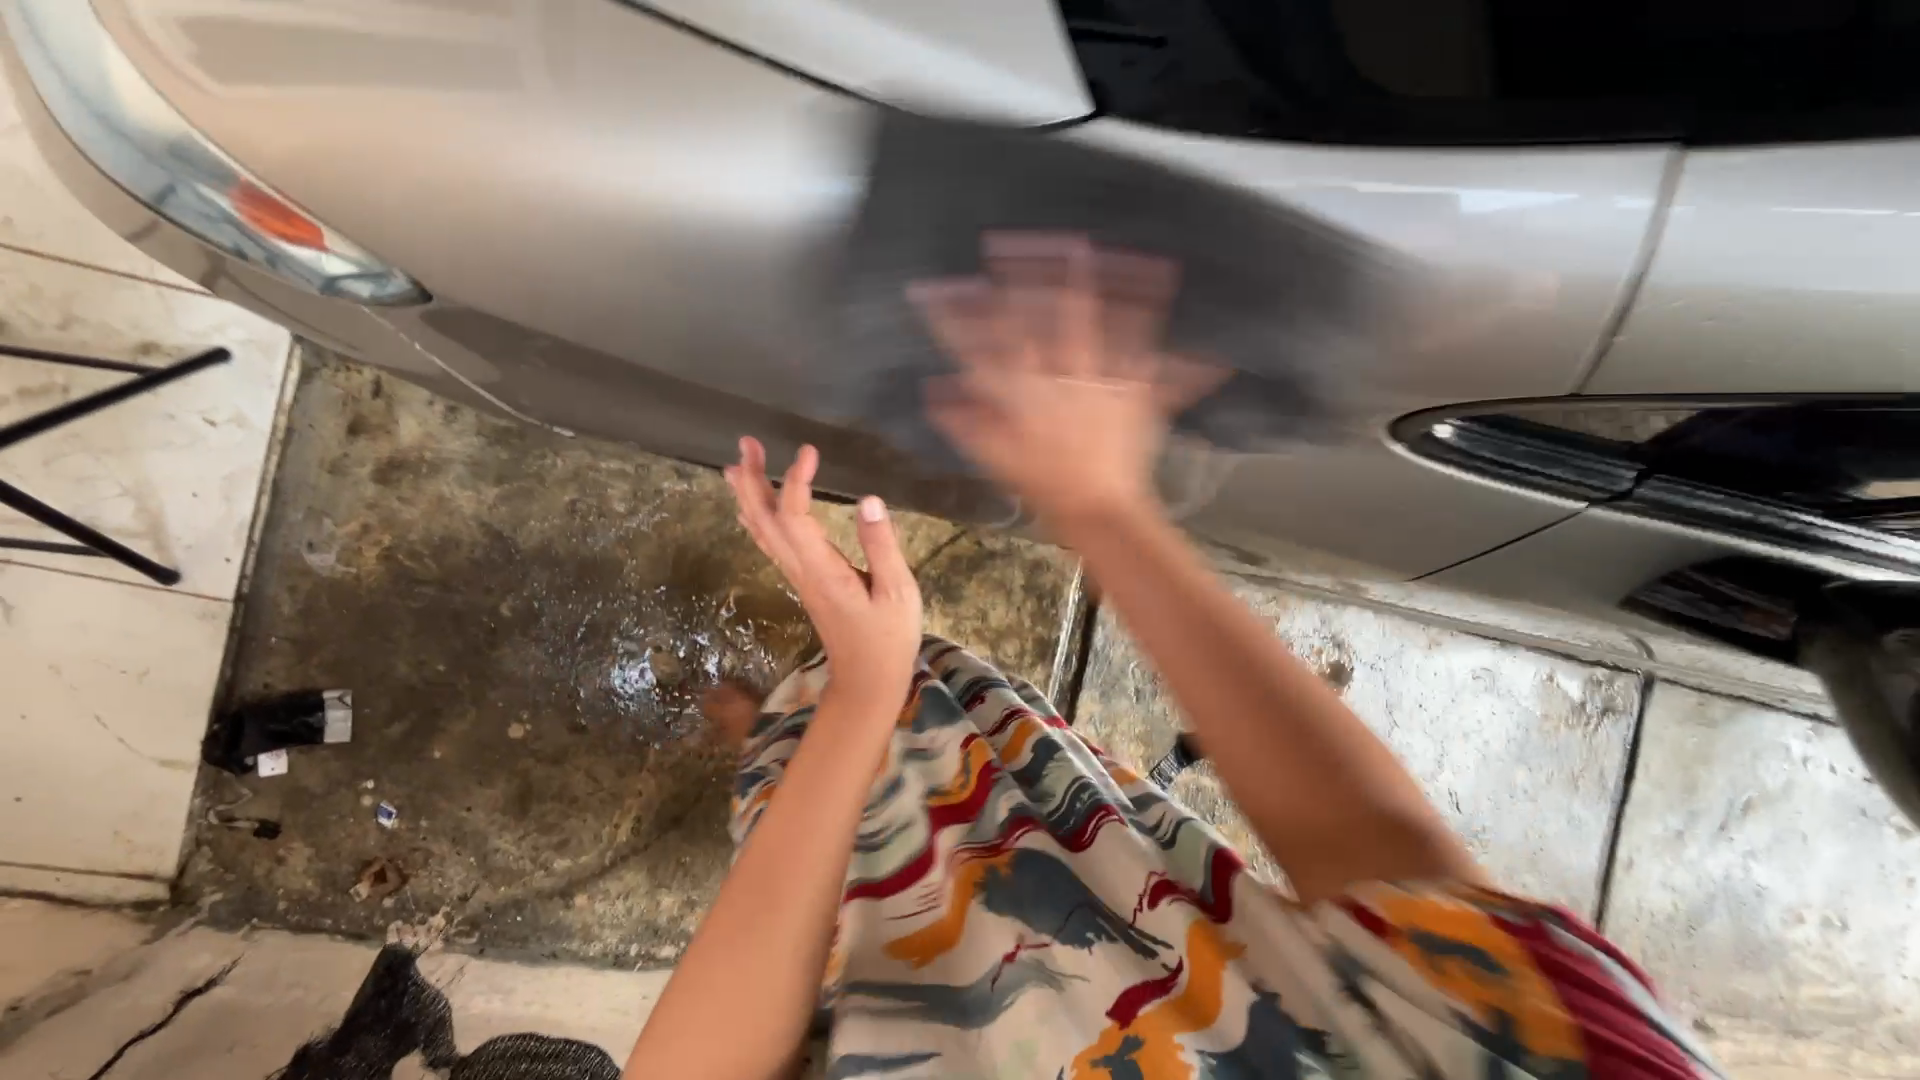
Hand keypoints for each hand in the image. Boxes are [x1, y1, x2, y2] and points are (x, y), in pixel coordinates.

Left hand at [725, 437, 922, 705]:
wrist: (867, 680)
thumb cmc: (887, 638)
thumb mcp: (897, 592)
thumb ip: (882, 546)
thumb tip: (868, 499)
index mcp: (822, 570)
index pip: (795, 517)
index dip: (797, 481)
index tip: (809, 451)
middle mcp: (801, 570)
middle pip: (764, 520)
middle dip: (753, 480)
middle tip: (747, 443)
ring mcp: (798, 577)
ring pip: (762, 532)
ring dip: (748, 496)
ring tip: (738, 464)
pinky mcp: (803, 582)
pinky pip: (770, 544)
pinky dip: (757, 519)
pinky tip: (752, 508)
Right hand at [908, 233, 1223, 526]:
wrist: (1099, 511)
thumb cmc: (1045, 488)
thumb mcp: (997, 458)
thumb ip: (966, 422)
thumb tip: (933, 392)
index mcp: (1025, 395)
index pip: (988, 346)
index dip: (963, 313)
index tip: (947, 286)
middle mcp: (1060, 379)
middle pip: (1038, 322)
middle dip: (1024, 279)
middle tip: (1008, 243)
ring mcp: (1099, 380)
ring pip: (1091, 324)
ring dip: (1083, 283)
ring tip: (1078, 245)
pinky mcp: (1133, 388)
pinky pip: (1146, 347)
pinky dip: (1151, 310)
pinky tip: (1162, 275)